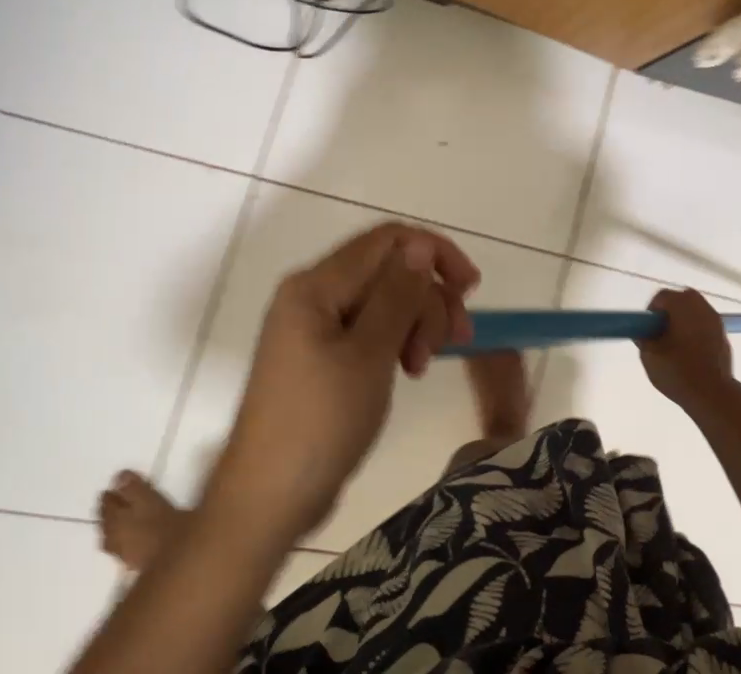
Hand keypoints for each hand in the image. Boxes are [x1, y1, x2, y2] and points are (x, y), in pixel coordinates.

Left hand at [208, 223, 479, 531]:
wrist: (269, 498)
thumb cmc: (320, 423)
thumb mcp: (369, 355)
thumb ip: (398, 294)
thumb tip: (421, 243)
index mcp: (316, 286)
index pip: (388, 240)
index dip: (436, 253)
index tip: (471, 290)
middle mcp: (313, 295)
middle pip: (390, 268)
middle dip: (430, 297)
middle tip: (456, 341)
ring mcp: (316, 326)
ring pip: (386, 299)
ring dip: (419, 321)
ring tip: (426, 364)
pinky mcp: (323, 355)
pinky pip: (372, 327)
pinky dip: (399, 340)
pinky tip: (411, 368)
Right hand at [637, 288, 736, 411]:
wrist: (713, 393)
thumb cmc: (678, 372)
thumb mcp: (649, 356)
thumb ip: (643, 338)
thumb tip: (644, 332)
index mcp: (683, 305)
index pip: (662, 296)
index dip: (651, 312)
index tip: (648, 330)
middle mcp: (702, 306)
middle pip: (681, 299)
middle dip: (669, 313)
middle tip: (661, 334)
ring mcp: (716, 320)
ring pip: (695, 311)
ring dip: (684, 321)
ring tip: (676, 345)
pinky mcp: (724, 334)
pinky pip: (705, 324)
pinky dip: (696, 331)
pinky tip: (691, 352)